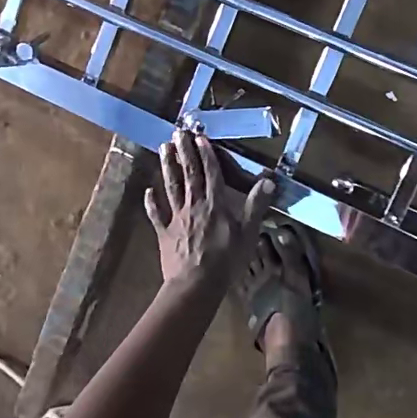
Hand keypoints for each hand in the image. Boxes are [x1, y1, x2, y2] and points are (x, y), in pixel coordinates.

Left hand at [144, 129, 275, 289]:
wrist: (195, 285)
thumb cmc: (226, 260)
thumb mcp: (248, 232)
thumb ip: (256, 204)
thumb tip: (269, 179)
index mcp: (215, 203)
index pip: (211, 173)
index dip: (206, 154)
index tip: (200, 137)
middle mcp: (194, 205)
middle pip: (189, 174)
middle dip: (184, 152)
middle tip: (178, 132)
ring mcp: (176, 218)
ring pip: (171, 187)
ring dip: (167, 167)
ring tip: (163, 148)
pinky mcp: (164, 233)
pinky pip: (156, 215)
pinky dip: (151, 202)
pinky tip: (147, 191)